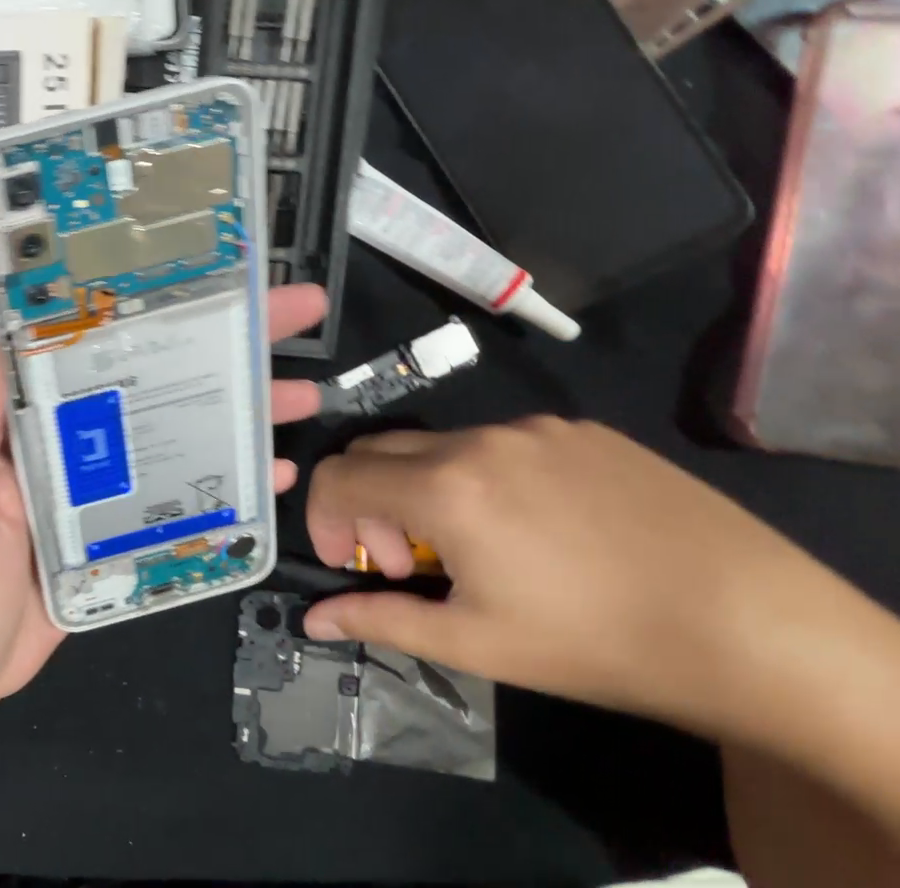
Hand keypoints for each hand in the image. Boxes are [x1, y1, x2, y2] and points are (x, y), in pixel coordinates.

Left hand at [0, 286, 331, 717]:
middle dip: (213, 342)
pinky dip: (222, 479)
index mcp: (14, 421)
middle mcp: (59, 440)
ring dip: (231, 406)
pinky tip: (267, 469)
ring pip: (172, 429)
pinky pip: (178, 494)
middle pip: (142, 375)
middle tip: (282, 312)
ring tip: (295, 386)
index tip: (191, 266)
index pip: (76, 340)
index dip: (132, 298)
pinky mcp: (115, 530)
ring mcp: (92, 485)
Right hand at [300, 417, 824, 727]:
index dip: (323, 520)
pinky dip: (483, 478)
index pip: (336, 475)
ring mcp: (537, 429)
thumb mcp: (474, 643)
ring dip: (426, 491)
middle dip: (370, 506)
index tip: (356, 566)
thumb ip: (379, 620)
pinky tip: (539, 530)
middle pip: (377, 451)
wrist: (758, 628)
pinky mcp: (585, 432)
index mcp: (443, 487)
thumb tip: (314, 620)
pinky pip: (500, 443)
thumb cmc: (596, 642)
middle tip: (415, 564)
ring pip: (438, 446)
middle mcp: (479, 440)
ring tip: (482, 550)